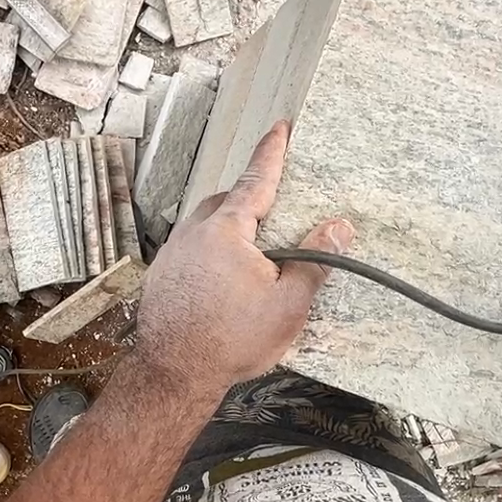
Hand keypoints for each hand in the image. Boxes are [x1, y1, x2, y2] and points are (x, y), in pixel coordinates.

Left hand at [134, 121, 352, 394]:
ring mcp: (173, 253)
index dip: (272, 152)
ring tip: (253, 252)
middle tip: (275, 206)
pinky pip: (192, 249)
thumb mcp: (287, 305)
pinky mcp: (162, 275)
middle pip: (227, 201)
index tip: (280, 129)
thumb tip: (339, 227)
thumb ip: (313, 261)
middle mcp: (194, 233)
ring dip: (230, 228)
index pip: (256, 179)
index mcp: (227, 230)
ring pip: (206, 225)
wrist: (173, 373)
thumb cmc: (230, 341)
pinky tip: (224, 279)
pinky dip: (211, 251)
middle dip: (250, 196)